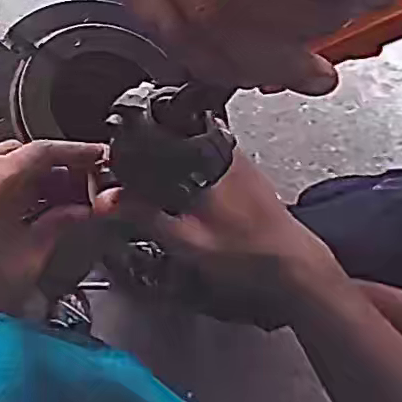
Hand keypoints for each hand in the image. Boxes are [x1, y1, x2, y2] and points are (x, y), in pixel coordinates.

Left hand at [0, 140, 102, 334]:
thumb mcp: (28, 256)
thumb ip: (59, 223)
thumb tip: (82, 208)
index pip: (45, 151)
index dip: (78, 152)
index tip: (97, 157)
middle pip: (28, 151)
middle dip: (59, 168)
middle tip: (85, 186)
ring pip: (10, 156)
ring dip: (37, 172)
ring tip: (61, 197)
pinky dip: (14, 176)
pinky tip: (32, 198)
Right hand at [94, 150, 342, 327]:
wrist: (296, 270)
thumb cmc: (248, 254)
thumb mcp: (185, 239)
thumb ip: (143, 215)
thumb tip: (105, 200)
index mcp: (207, 156)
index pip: (158, 131)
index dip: (132, 143)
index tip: (117, 160)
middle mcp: (224, 150)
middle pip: (173, 136)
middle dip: (150, 152)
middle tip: (134, 176)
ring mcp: (238, 160)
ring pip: (190, 148)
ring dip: (171, 161)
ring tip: (156, 186)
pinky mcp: (246, 173)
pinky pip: (207, 160)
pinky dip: (190, 171)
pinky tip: (186, 195)